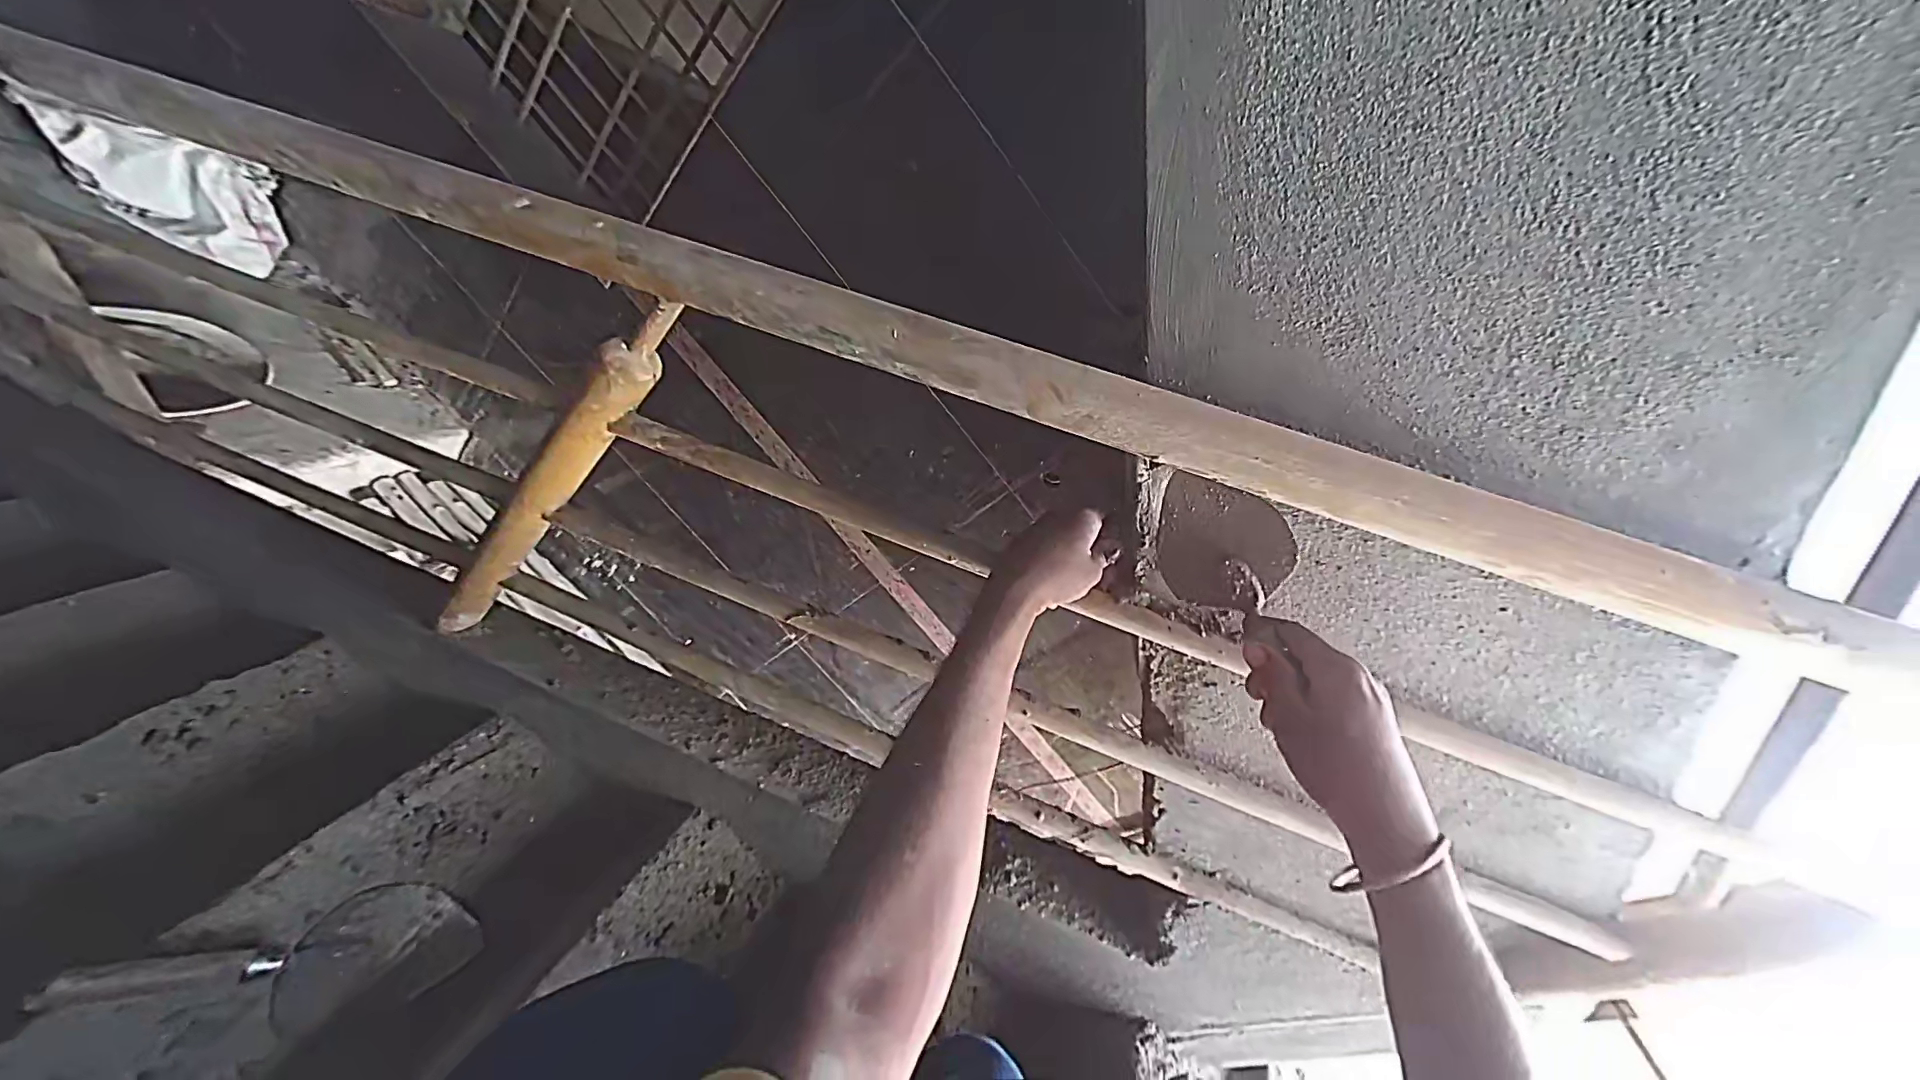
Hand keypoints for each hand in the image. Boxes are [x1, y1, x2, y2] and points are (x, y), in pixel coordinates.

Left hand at [989, 508, 1111, 616]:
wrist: (1015, 587)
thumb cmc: (1059, 577)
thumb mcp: (1093, 574)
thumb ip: (1100, 560)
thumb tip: (1098, 555)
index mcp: (1082, 517)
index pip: (1101, 521)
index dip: (1104, 539)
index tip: (1105, 555)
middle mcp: (1058, 514)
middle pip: (1077, 527)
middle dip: (1082, 545)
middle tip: (1087, 568)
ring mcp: (1036, 525)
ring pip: (1057, 537)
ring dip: (1062, 552)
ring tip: (1065, 577)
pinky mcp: (1019, 539)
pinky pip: (1040, 547)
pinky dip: (1044, 558)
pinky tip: (1046, 578)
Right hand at [1244, 620, 1438, 876]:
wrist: (1382, 813)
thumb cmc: (1337, 768)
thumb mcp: (1288, 713)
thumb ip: (1271, 673)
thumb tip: (1257, 646)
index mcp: (1336, 667)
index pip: (1292, 632)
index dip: (1262, 634)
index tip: (1244, 643)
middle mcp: (1358, 676)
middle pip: (1305, 655)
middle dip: (1275, 669)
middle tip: (1258, 693)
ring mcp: (1369, 698)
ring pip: (1316, 678)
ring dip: (1290, 690)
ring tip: (1279, 721)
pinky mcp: (1373, 719)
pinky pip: (1332, 697)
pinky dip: (1309, 705)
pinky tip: (1302, 732)